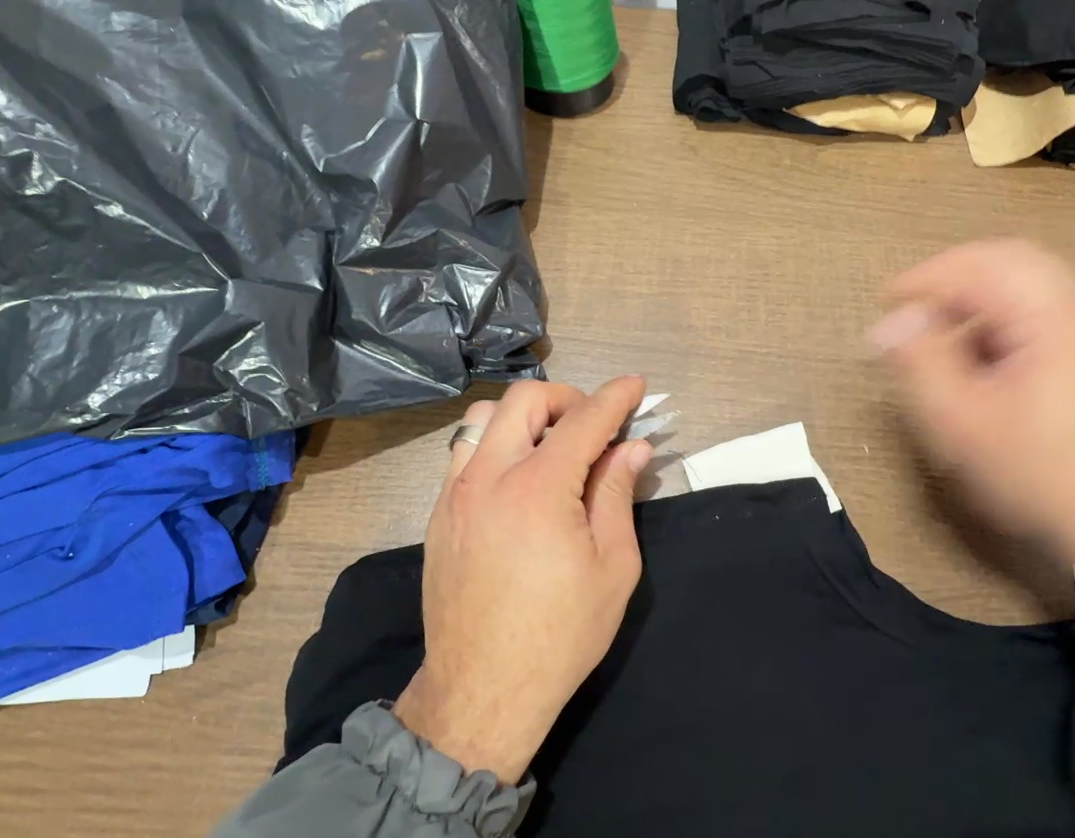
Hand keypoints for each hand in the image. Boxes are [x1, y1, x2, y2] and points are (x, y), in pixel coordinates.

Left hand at [392, 377, 650, 783]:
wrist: (484, 689)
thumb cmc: (561, 633)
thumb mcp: (612, 566)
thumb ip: (617, 495)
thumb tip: (631, 449)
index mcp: (538, 488)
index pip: (583, 420)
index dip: (615, 397)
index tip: (636, 385)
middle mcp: (489, 478)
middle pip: (522, 400)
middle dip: (565, 398)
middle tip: (592, 426)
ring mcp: (455, 495)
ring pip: (482, 420)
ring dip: (523, 418)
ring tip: (551, 449)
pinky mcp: (438, 516)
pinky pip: (463, 456)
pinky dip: (495, 447)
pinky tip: (518, 483)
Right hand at [869, 239, 1074, 621]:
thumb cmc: (1038, 476)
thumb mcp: (961, 423)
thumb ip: (920, 363)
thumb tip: (891, 323)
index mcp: (1057, 318)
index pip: (984, 265)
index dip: (928, 277)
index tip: (888, 302)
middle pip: (1010, 262)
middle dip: (953, 279)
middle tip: (912, 309)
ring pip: (1028, 284)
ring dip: (977, 298)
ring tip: (941, 335)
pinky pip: (1043, 311)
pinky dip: (1002, 318)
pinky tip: (980, 357)